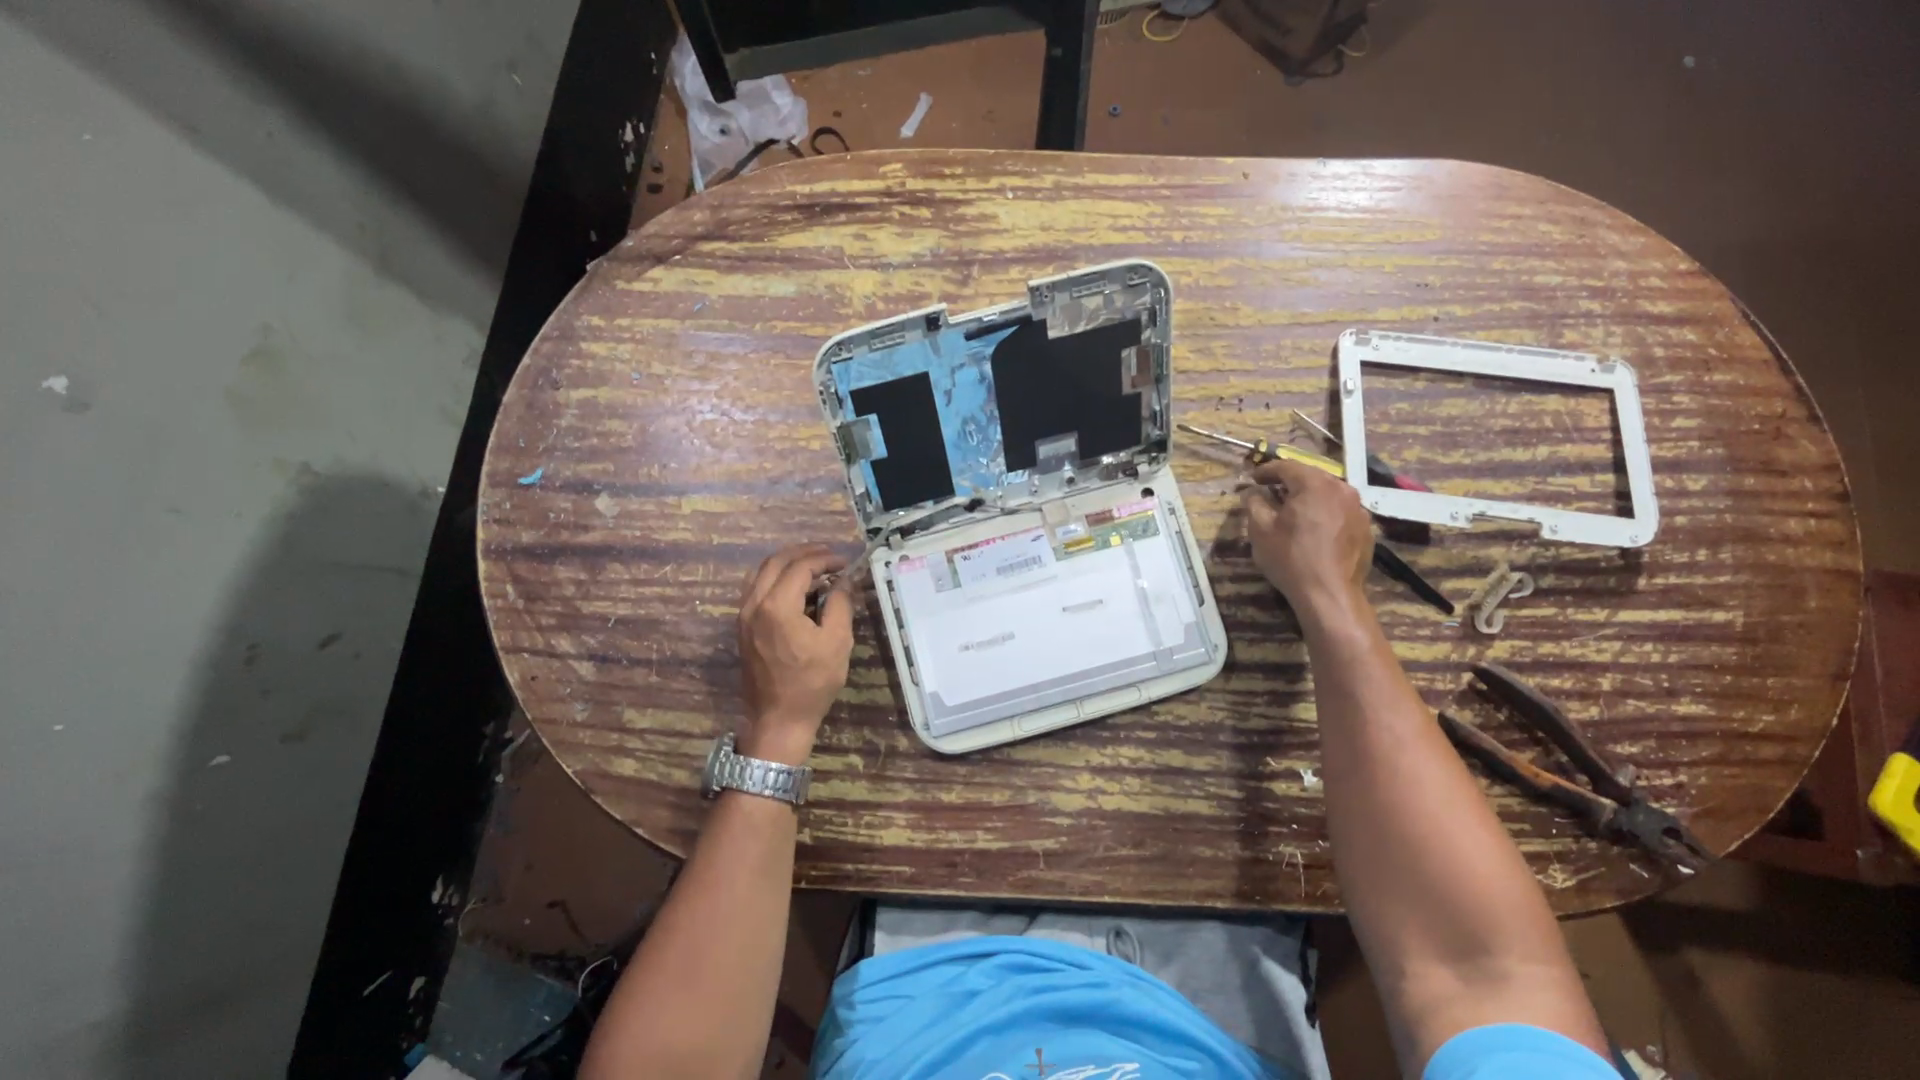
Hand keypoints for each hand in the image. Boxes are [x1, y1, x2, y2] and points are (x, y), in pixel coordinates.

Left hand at [735, 543, 854, 764]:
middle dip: (804, 553)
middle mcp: (754, 604)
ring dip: (787, 563)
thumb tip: (843, 581)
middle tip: (829, 555)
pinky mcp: (742, 626)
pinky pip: (755, 589)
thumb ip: (840, 604)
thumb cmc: (812, 683)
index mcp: (777, 606)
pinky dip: (775, 579)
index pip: (800, 567)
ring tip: (813, 567)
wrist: (778, 719)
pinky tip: (795, 588)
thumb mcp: (837, 642)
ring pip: (761, 573)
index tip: (844, 562)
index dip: (824, 559)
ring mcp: (744, 615)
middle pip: (776, 562)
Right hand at [1240, 459, 1374, 614]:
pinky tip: (1315, 529)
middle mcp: (1341, 489)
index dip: (1267, 470)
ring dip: (1310, 497)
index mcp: (1314, 484)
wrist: (1329, 594)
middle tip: (1272, 491)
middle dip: (1290, 482)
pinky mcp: (1366, 528)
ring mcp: (1358, 509)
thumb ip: (1254, 503)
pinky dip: (1326, 513)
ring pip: (1329, 493)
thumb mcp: (1260, 530)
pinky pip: (1342, 512)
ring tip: (1295, 509)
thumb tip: (1252, 492)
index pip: (1287, 466)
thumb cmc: (1290, 558)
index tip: (1254, 479)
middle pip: (1311, 477)